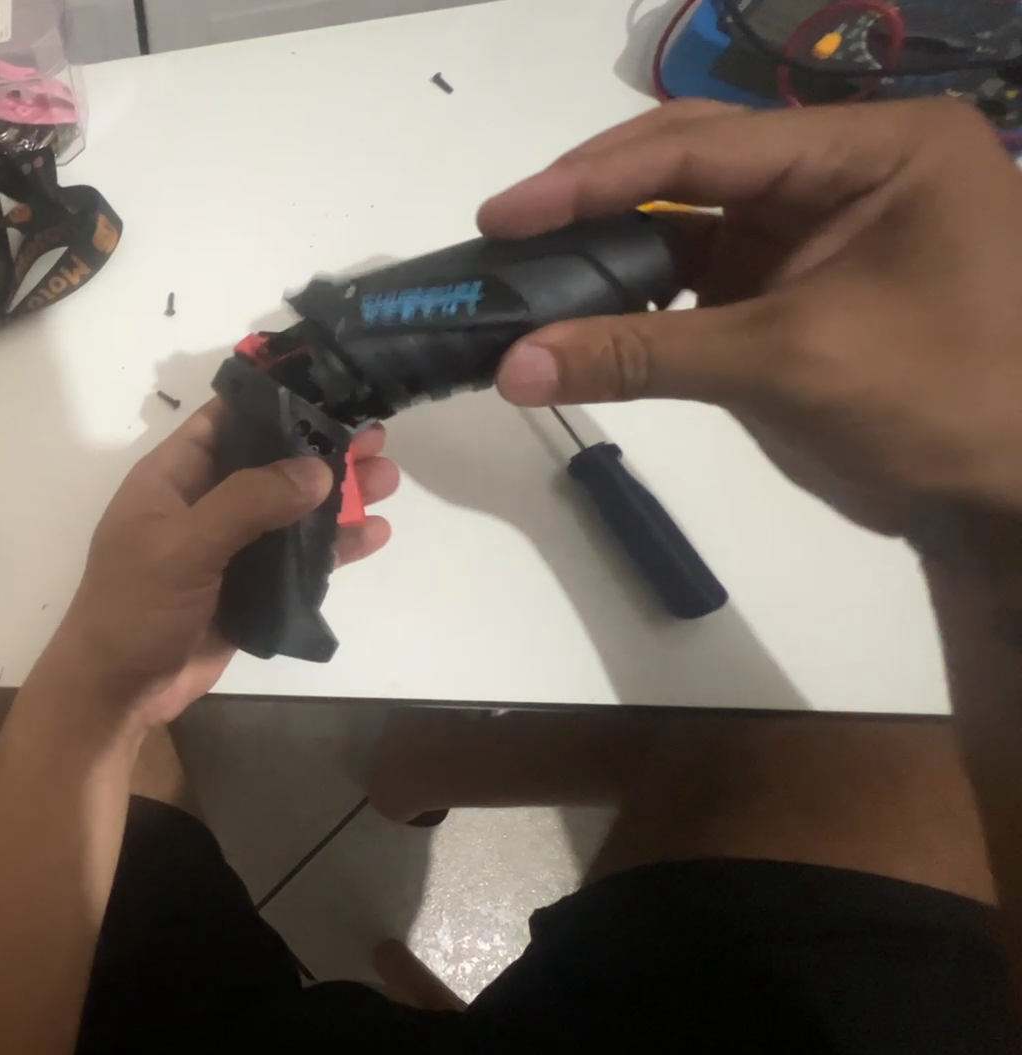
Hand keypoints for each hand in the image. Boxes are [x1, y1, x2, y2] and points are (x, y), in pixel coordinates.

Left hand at [32, 400, 399, 728]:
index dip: (272, 400)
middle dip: (318, 447)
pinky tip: (373, 534)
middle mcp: (201, 504)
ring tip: (387, 479)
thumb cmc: (134, 608)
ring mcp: (227, 546)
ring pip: (288, 508)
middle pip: (267, 462)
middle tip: (376, 436)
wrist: (119, 690)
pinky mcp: (248, 587)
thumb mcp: (181, 546)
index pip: (223, 420)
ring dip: (334, 495)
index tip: (331, 385)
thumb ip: (246, 503)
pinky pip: (296, 558)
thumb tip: (317, 469)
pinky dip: (331, 546)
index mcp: (171, 479)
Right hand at [479, 99, 1021, 545]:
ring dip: (594, 243)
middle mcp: (831, 174)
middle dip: (586, 194)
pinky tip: (568, 310)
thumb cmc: (941, 398)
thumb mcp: (782, 363)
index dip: (589, 182)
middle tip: (501, 230)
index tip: (500, 216)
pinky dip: (615, 292)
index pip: (701, 150)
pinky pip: (673, 273)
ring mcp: (797, 231)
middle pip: (681, 160)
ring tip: (520, 268)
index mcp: (870, 154)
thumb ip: (635, 356)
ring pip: (669, 217)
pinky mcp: (767, 285)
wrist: (1002, 488)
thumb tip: (507, 370)